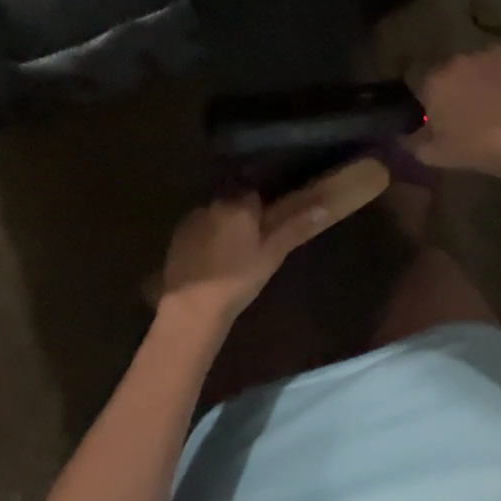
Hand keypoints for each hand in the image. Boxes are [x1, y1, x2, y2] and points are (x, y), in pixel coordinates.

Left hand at [157, 191, 332, 327]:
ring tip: (228, 254)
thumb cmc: (238, 278)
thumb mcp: (272, 254)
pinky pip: (197, 230)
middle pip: (231, 202)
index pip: (253, 193)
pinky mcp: (176, 237)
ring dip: (221, 227)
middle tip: (249, 243)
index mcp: (238, 204)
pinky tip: (208, 261)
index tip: (265, 226)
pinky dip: (204, 239)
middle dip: (239, 216)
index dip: (260, 209)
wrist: (193, 306)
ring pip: (213, 215)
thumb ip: (295, 226)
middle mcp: (213, 203)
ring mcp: (191, 219)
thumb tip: (323, 205)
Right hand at [406, 48, 500, 175]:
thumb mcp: (433, 154)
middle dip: (447, 85)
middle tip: (459, 107)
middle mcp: (451, 61)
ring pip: (467, 63)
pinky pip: (491, 59)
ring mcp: (479, 55)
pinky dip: (493, 70)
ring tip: (483, 98)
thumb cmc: (474, 147)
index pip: (413, 77)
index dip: (421, 93)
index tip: (430, 109)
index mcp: (430, 81)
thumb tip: (400, 134)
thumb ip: (410, 142)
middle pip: (442, 70)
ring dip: (470, 76)